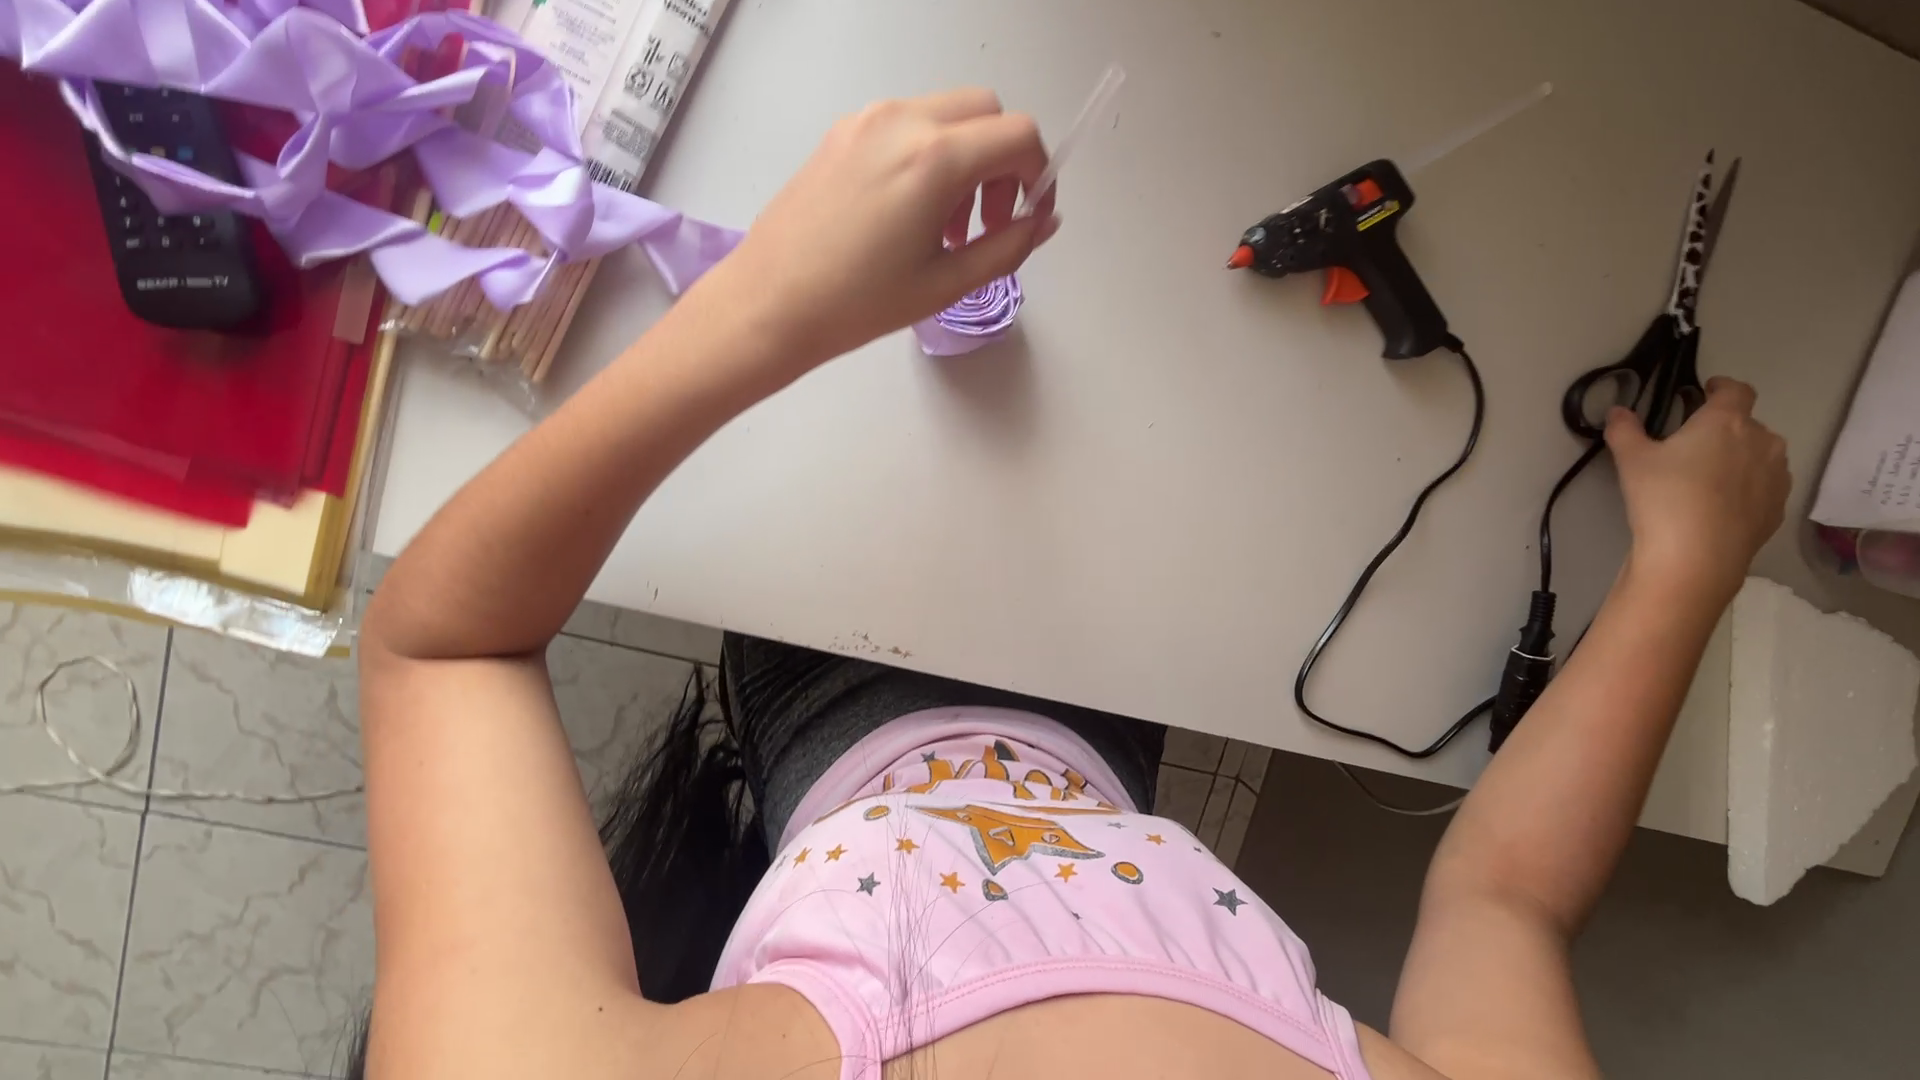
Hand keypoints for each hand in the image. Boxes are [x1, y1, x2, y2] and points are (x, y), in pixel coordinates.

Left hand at [707, 87, 1059, 368]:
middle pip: (986, 112)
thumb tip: (1044, 222)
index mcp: (935, 159)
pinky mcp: (842, 132)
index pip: (1018, 136)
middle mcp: (902, 121)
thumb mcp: (946, 283)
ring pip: (946, 115)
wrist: (770, 303)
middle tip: (988, 223)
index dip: (1039, 175)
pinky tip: (909, 213)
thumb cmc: (858, 304)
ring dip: (966, 159)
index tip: (1030, 217)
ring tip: (946, 228)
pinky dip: (929, 155)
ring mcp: (867, 120)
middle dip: (1003, 162)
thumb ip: (1007, 247)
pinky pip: (906, 125)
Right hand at [1605, 377, 1789, 602]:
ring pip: (1758, 454)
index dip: (1721, 386)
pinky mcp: (1778, 504)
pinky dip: (1744, 485)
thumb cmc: (1662, 496)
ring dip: (1737, 456)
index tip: (1706, 390)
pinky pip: (1762, 483)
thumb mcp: (1630, 460)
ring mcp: (1776, 473)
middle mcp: (1761, 440)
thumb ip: (1624, 430)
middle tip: (1692, 445)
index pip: (1736, 390)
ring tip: (1706, 476)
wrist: (1697, 553)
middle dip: (1723, 428)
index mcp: (1725, 422)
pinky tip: (1717, 503)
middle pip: (1746, 424)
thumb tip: (1618, 411)